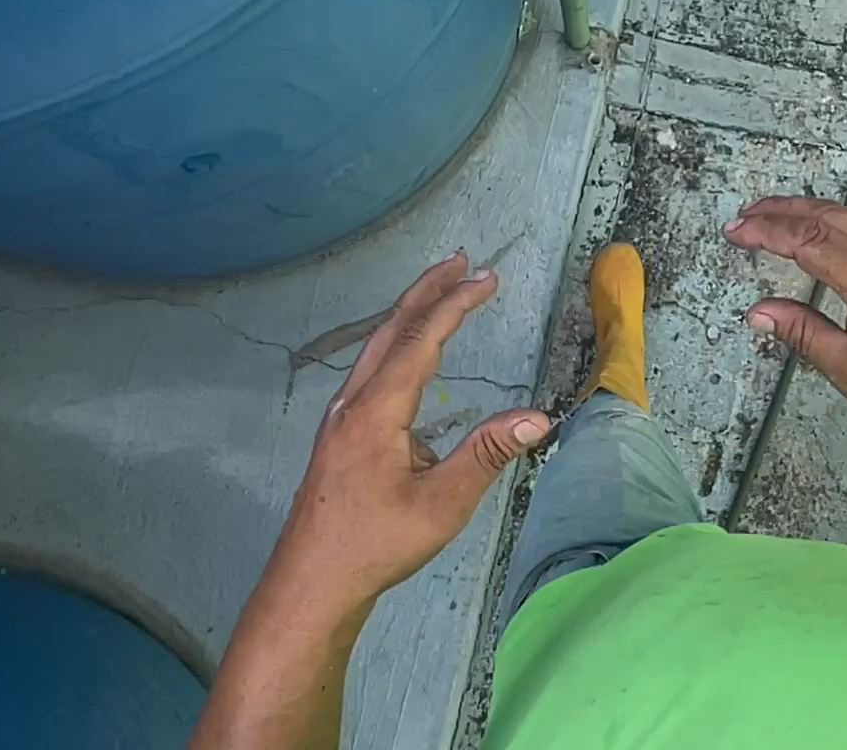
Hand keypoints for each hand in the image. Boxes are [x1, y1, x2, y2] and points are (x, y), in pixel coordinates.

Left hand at [267, 252, 551, 619]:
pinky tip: (413, 352)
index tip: (487, 278)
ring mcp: (343, 415)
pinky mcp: (342, 431)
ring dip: (412, 310)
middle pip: (391, 328)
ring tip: (441, 288)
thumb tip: (537, 416)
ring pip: (378, 345)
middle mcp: (354, 402)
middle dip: (428, 289)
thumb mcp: (442, 503)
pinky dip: (400, 338)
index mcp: (376, 411)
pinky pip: (374, 365)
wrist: (309, 586)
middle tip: (461, 259)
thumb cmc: (376, 545)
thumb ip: (488, 454)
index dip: (455, 304)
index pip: (421, 341)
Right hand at [722, 197, 846, 439]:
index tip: (736, 231)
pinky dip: (834, 218)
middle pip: (826, 216)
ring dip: (806, 211)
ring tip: (770, 216)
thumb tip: (758, 312)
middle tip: (744, 217)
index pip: (808, 242)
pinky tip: (817, 228)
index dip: (766, 233)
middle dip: (779, 212)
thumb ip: (803, 334)